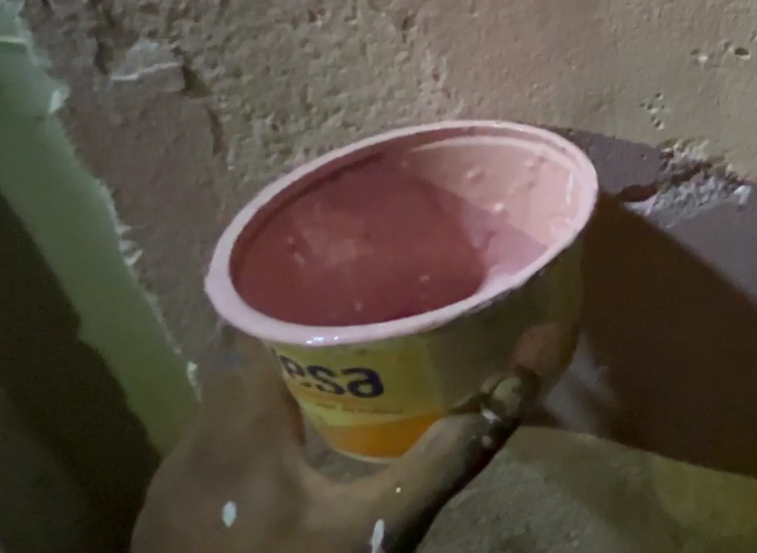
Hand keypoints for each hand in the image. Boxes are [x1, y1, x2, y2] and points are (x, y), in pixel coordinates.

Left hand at [132, 325, 564, 551]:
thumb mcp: (388, 523)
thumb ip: (457, 448)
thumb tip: (531, 365)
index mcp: (233, 431)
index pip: (269, 327)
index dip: (329, 298)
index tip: (389, 281)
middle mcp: (192, 444)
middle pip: (262, 357)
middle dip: (330, 333)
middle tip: (400, 316)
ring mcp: (177, 482)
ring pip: (246, 396)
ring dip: (305, 374)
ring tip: (376, 360)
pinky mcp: (178, 512)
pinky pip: (234, 432)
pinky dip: (282, 413)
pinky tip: (327, 428)